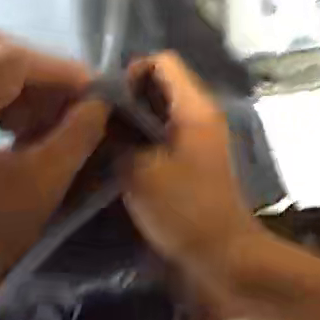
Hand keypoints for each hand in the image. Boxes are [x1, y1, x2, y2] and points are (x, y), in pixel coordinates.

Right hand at [119, 54, 267, 303]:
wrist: (224, 258)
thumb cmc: (185, 209)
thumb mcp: (140, 171)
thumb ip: (117, 138)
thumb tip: (99, 119)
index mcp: (195, 107)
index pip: (162, 61)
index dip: (131, 72)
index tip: (107, 102)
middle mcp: (199, 115)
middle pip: (158, 85)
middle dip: (126, 98)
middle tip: (95, 121)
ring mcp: (196, 139)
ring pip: (157, 112)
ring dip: (130, 122)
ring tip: (100, 141)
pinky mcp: (190, 162)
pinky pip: (161, 136)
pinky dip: (139, 141)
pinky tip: (115, 161)